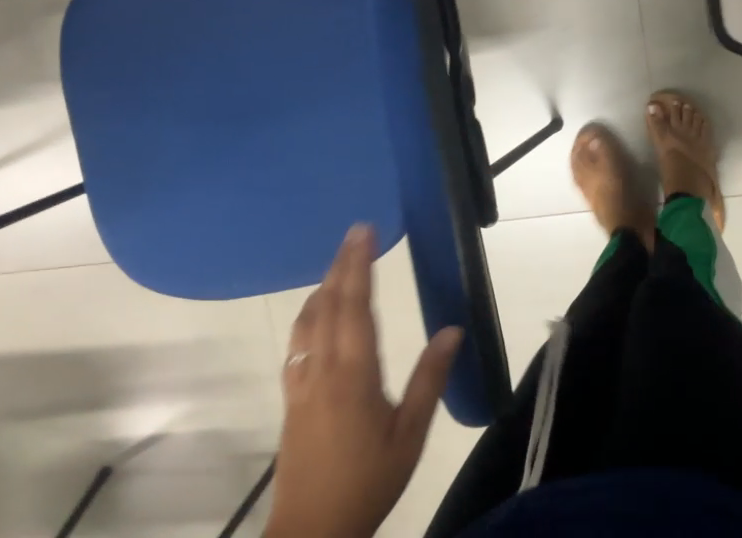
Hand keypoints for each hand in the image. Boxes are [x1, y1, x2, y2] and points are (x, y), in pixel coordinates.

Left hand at [268, 224, 462, 537]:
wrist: (312, 529)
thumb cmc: (369, 481)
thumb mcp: (411, 435)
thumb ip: (428, 380)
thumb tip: (451, 330)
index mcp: (354, 375)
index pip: (356, 306)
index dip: (359, 265)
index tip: (364, 232)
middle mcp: (322, 370)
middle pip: (328, 305)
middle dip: (341, 264)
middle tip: (355, 233)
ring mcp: (301, 383)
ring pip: (307, 322)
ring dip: (322, 287)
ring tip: (338, 265)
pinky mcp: (291, 398)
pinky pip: (296, 344)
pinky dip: (307, 316)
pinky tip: (315, 316)